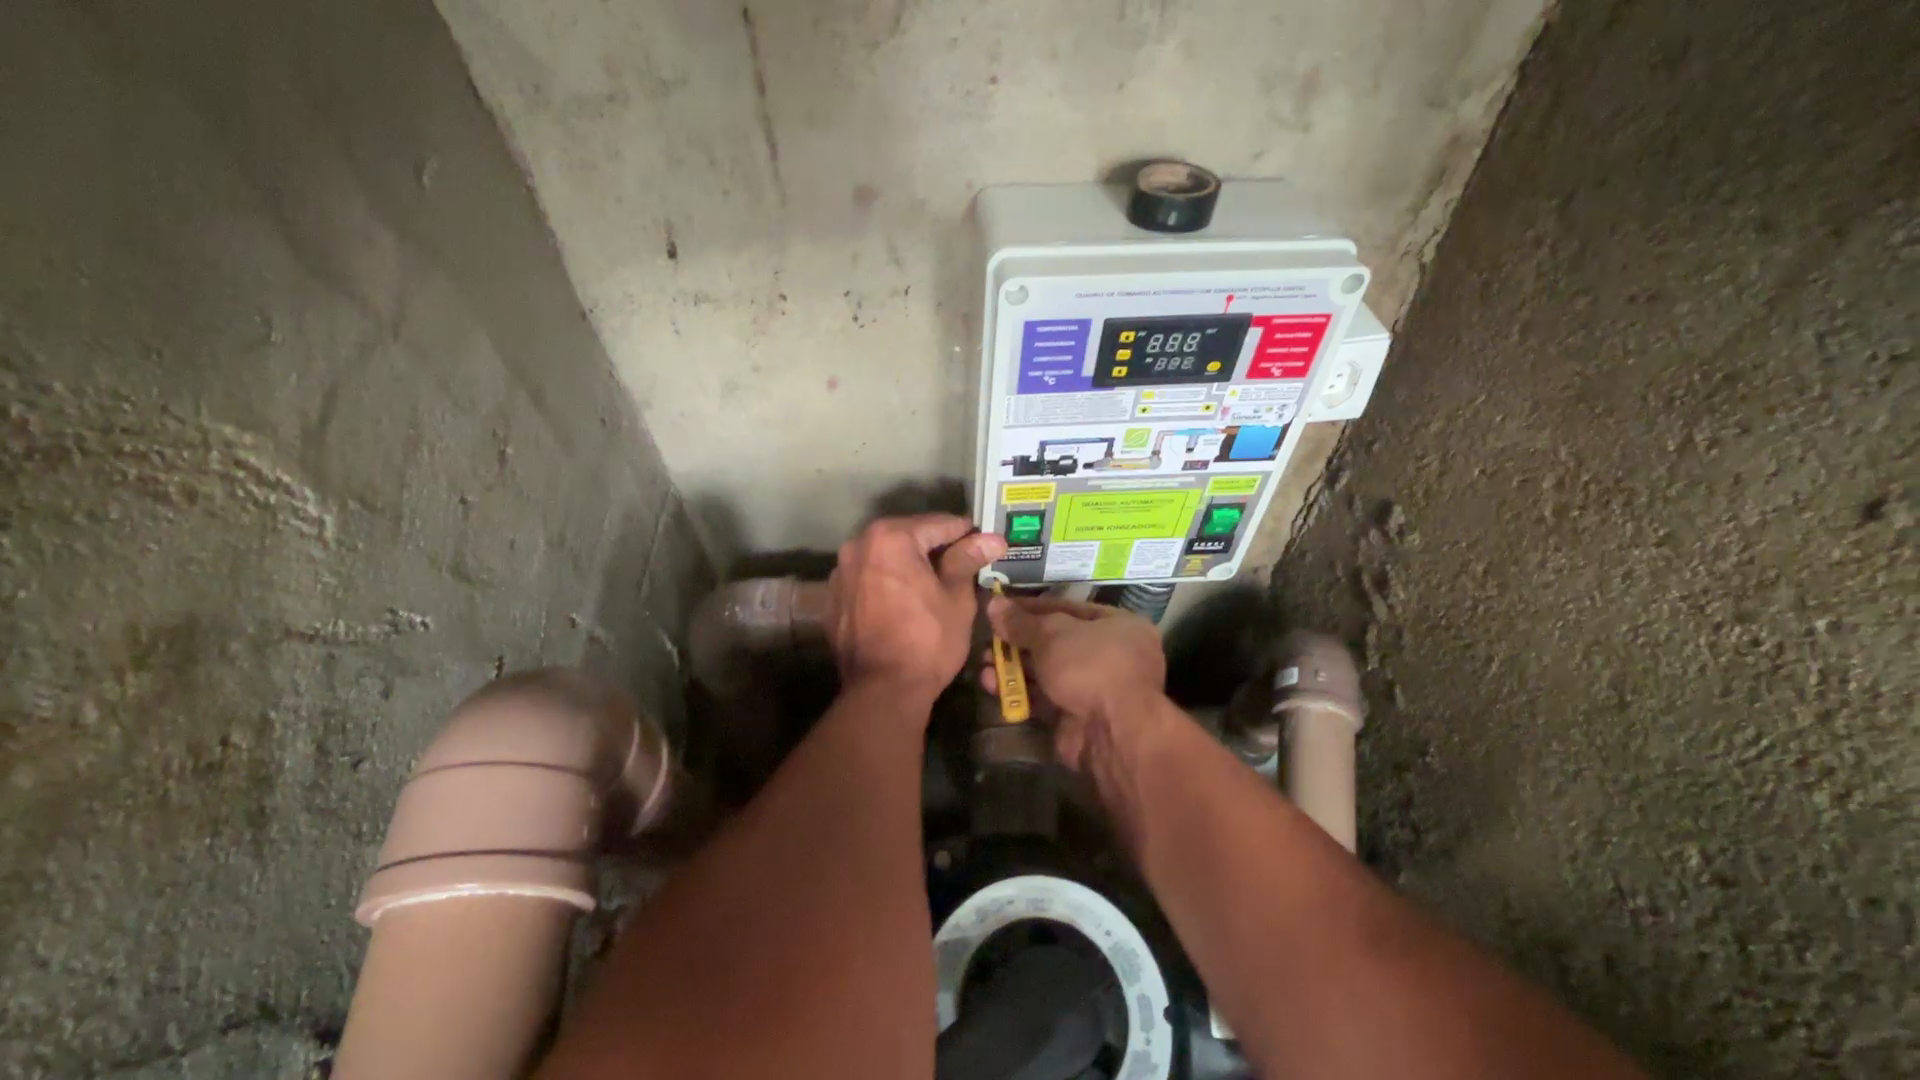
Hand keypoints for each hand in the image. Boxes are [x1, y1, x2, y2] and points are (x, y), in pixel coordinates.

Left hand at [827, 515, 1006, 699]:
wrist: (882, 691)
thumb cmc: (928, 641)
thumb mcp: (956, 599)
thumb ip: (967, 561)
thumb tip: (990, 539)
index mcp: (890, 538)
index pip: (937, 524)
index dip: (965, 532)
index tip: (985, 541)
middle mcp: (857, 546)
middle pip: (906, 537)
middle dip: (933, 547)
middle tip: (963, 562)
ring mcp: (840, 574)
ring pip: (883, 560)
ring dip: (907, 565)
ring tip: (934, 584)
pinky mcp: (833, 600)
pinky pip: (867, 582)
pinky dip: (885, 585)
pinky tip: (904, 604)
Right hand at [984, 596, 1166, 769]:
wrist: (1113, 733)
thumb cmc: (1090, 666)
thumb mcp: (1053, 634)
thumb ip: (1021, 622)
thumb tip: (993, 603)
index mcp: (1117, 626)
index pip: (1068, 609)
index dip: (1032, 608)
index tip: (1000, 607)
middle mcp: (1110, 655)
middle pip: (1055, 642)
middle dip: (1018, 642)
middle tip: (988, 640)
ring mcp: (1094, 689)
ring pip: (1046, 673)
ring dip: (1013, 668)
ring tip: (983, 664)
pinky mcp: (1076, 718)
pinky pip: (1043, 699)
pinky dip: (1019, 692)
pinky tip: (991, 685)